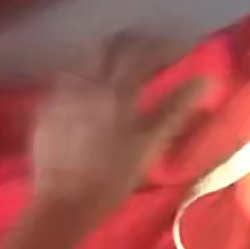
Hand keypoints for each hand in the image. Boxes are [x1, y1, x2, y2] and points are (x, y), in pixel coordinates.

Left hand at [29, 38, 201, 230]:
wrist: (62, 203)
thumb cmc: (112, 178)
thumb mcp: (149, 144)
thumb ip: (176, 108)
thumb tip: (206, 79)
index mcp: (116, 90)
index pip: (143, 50)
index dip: (164, 47)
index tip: (180, 53)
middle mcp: (85, 83)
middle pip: (109, 46)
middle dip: (131, 45)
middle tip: (147, 58)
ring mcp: (60, 95)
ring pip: (83, 61)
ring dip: (103, 60)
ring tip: (116, 76)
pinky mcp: (43, 111)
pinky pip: (62, 83)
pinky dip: (80, 81)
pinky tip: (87, 97)